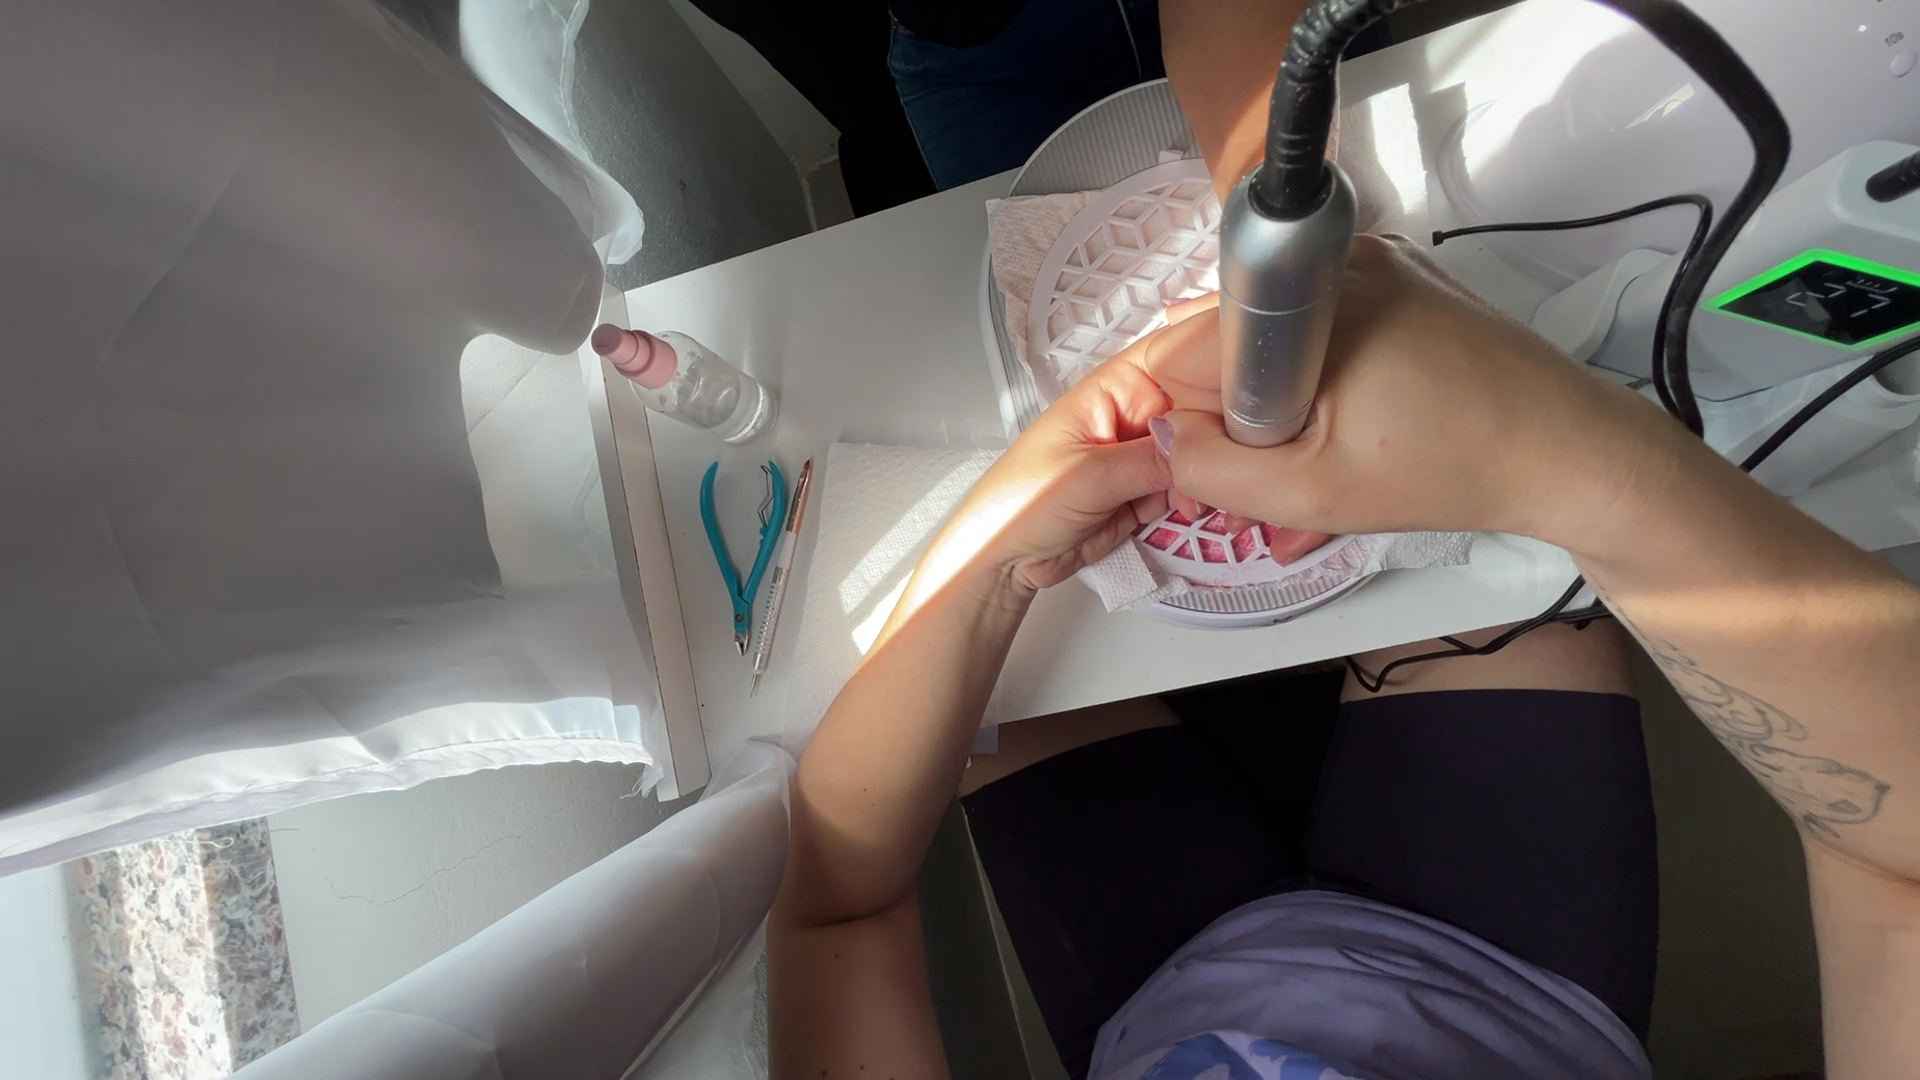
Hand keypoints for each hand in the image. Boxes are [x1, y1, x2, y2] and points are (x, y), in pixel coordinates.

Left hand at [934, 315, 1209, 597]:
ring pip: (1202, 454)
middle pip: (1202, 410)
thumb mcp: (1088, 477)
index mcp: (1114, 388)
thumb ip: (1151, 460)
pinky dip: (1201, 501)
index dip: (1220, 376)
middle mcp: (1134, 415)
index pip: (1182, 361)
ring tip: (1212, 500)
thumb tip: (1205, 447)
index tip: (1251, 404)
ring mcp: (1143, 455)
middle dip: (1222, 439)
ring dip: (1213, 477)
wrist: (1004, 559)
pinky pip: (1189, 489)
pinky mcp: (1146, 491)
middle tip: (1231, 469)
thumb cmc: (1020, 504)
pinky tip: (1204, 512)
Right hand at [1147, 235, 1684, 545]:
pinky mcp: (1394, 281)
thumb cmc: (1444, 472)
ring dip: (1261, 399)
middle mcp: (1335, 265)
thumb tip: (1164, 435)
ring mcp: (1369, 267)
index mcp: (1307, 305)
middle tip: (1259, 469)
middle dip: (1221, 411)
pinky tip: (1334, 419)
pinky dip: (1302, 377)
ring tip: (1306, 449)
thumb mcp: (1307, 496)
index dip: (1180, 414)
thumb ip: (1209, 470)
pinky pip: (1309, 326)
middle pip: (1221, 339)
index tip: (1211, 463)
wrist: (1569, 452)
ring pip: (1264, 336)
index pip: (1182, 350)